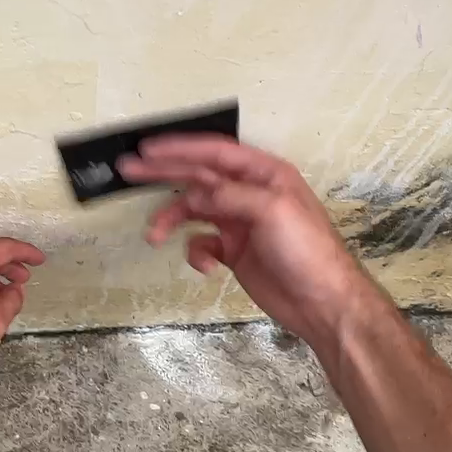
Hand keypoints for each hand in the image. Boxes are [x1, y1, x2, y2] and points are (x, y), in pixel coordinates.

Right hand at [118, 136, 364, 338]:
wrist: (323, 303)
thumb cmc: (307, 251)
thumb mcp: (272, 211)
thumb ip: (231, 195)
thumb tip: (196, 191)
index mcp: (264, 174)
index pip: (214, 153)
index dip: (179, 148)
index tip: (147, 149)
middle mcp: (248, 193)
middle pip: (197, 177)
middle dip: (163, 174)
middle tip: (129, 170)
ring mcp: (239, 222)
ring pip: (193, 211)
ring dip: (172, 220)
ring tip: (154, 235)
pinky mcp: (232, 250)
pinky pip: (201, 243)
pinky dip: (195, 252)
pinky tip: (203, 265)